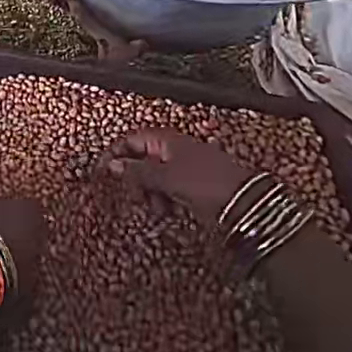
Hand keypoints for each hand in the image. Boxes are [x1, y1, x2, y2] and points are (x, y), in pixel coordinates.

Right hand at [101, 129, 255, 223]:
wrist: (246, 204)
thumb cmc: (204, 184)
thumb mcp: (165, 178)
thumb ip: (137, 171)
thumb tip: (112, 165)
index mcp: (165, 140)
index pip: (131, 140)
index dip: (117, 154)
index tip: (105, 172)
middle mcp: (173, 149)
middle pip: (141, 160)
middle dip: (136, 180)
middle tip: (138, 198)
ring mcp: (183, 167)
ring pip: (154, 177)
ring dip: (150, 193)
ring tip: (159, 209)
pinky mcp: (192, 184)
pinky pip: (168, 188)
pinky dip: (164, 199)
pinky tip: (170, 211)